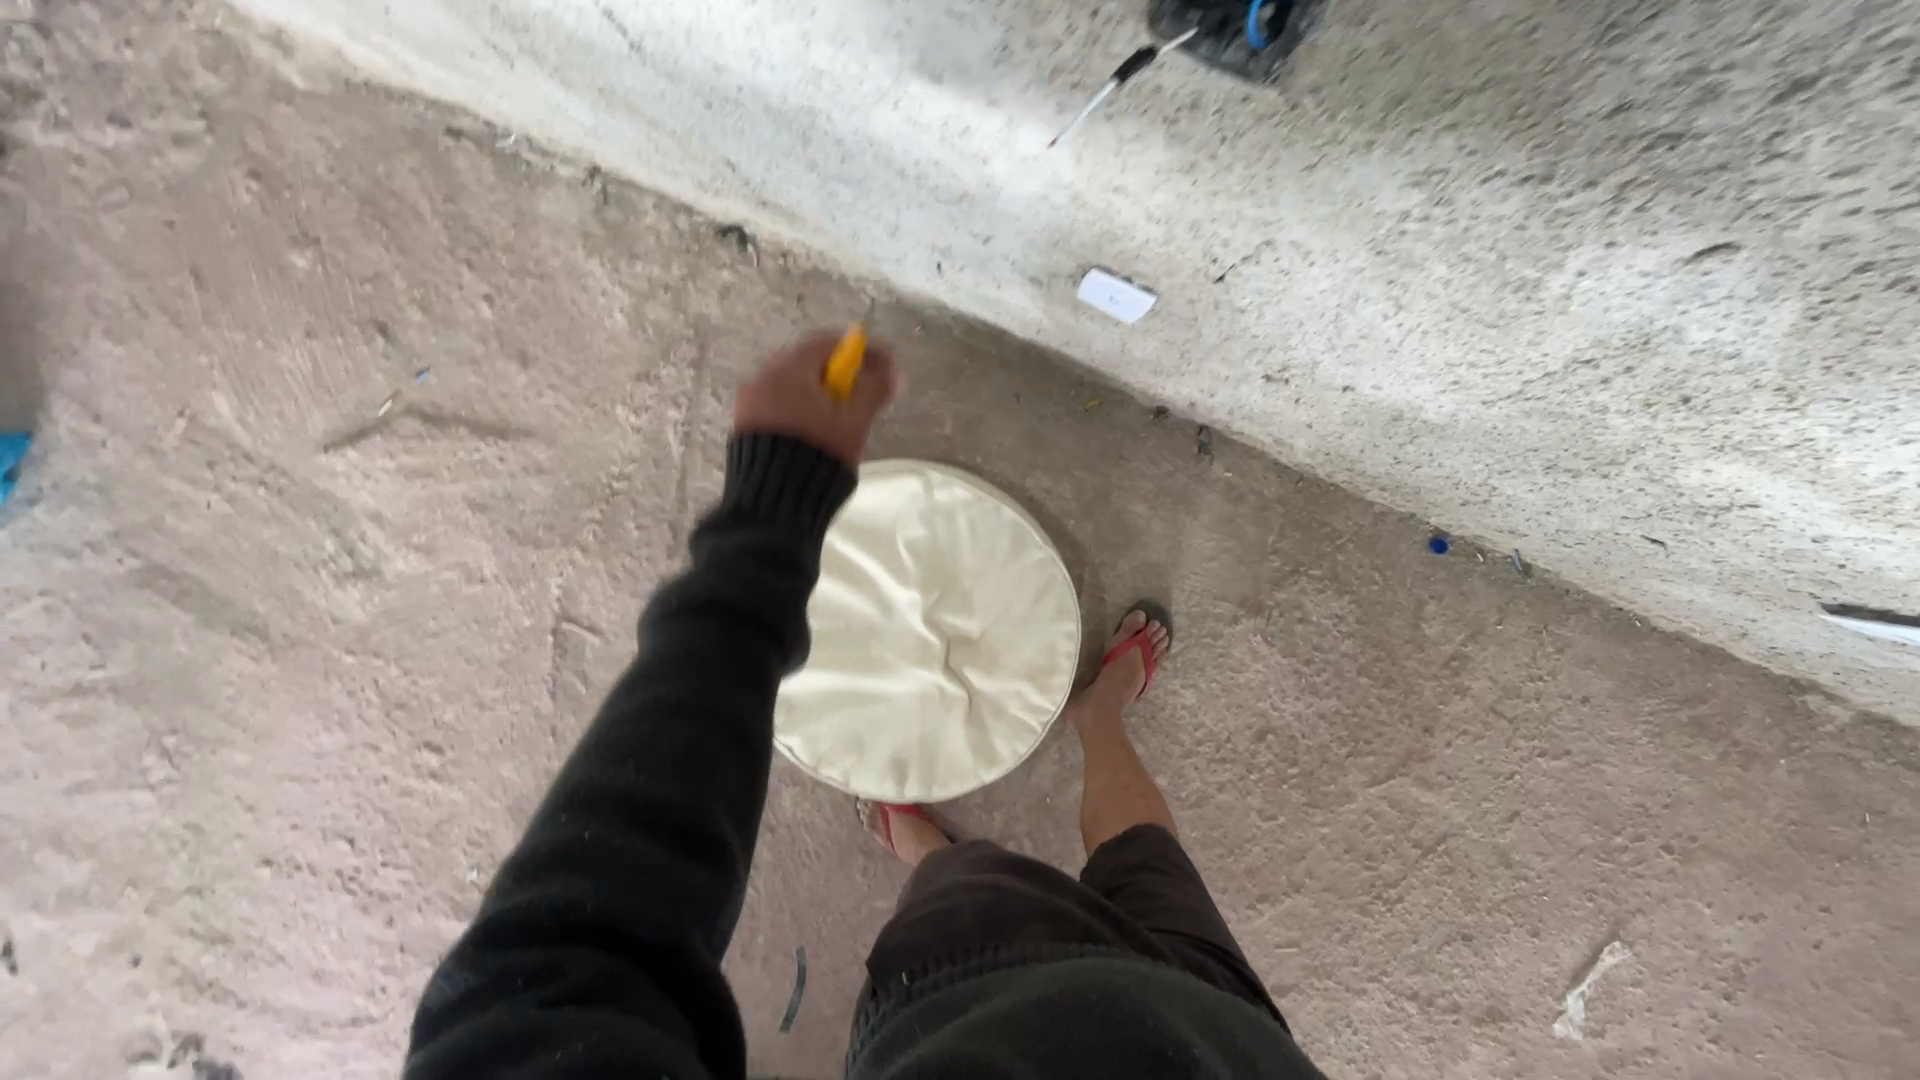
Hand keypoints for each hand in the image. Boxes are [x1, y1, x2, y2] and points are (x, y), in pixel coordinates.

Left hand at [733, 331, 899, 465]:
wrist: (775, 499)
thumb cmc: (819, 452)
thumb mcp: (855, 420)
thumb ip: (875, 389)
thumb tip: (893, 370)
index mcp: (789, 368)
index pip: (828, 343)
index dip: (860, 351)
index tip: (883, 364)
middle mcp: (762, 375)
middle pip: (807, 363)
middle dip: (838, 373)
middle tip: (863, 391)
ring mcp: (749, 401)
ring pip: (791, 385)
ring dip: (818, 392)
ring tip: (840, 415)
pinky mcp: (743, 425)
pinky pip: (777, 404)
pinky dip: (799, 408)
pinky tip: (814, 429)